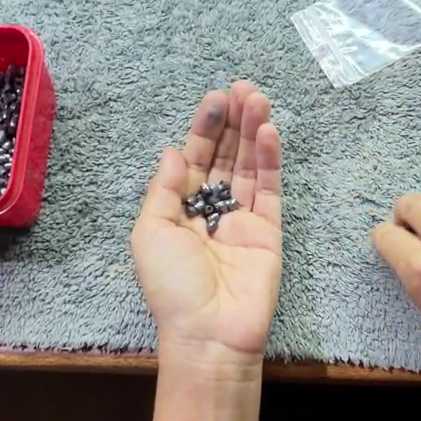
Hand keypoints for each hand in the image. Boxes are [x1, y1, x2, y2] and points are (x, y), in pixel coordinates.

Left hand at [132, 82, 282, 365]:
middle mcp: (212, 212)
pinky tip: (268, 132)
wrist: (210, 332)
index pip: (195, 161)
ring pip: (249, 168)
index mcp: (179, 212)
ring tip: (258, 98)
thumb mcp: (150, 232)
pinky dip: (270, 161)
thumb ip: (164, 189)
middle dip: (232, 122)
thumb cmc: (172, 287)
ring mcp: (242, 222)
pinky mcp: (269, 233)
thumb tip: (174, 150)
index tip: (214, 97)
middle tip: (242, 88)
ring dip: (253, 132)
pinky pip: (270, 190)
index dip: (203, 129)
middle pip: (225, 158)